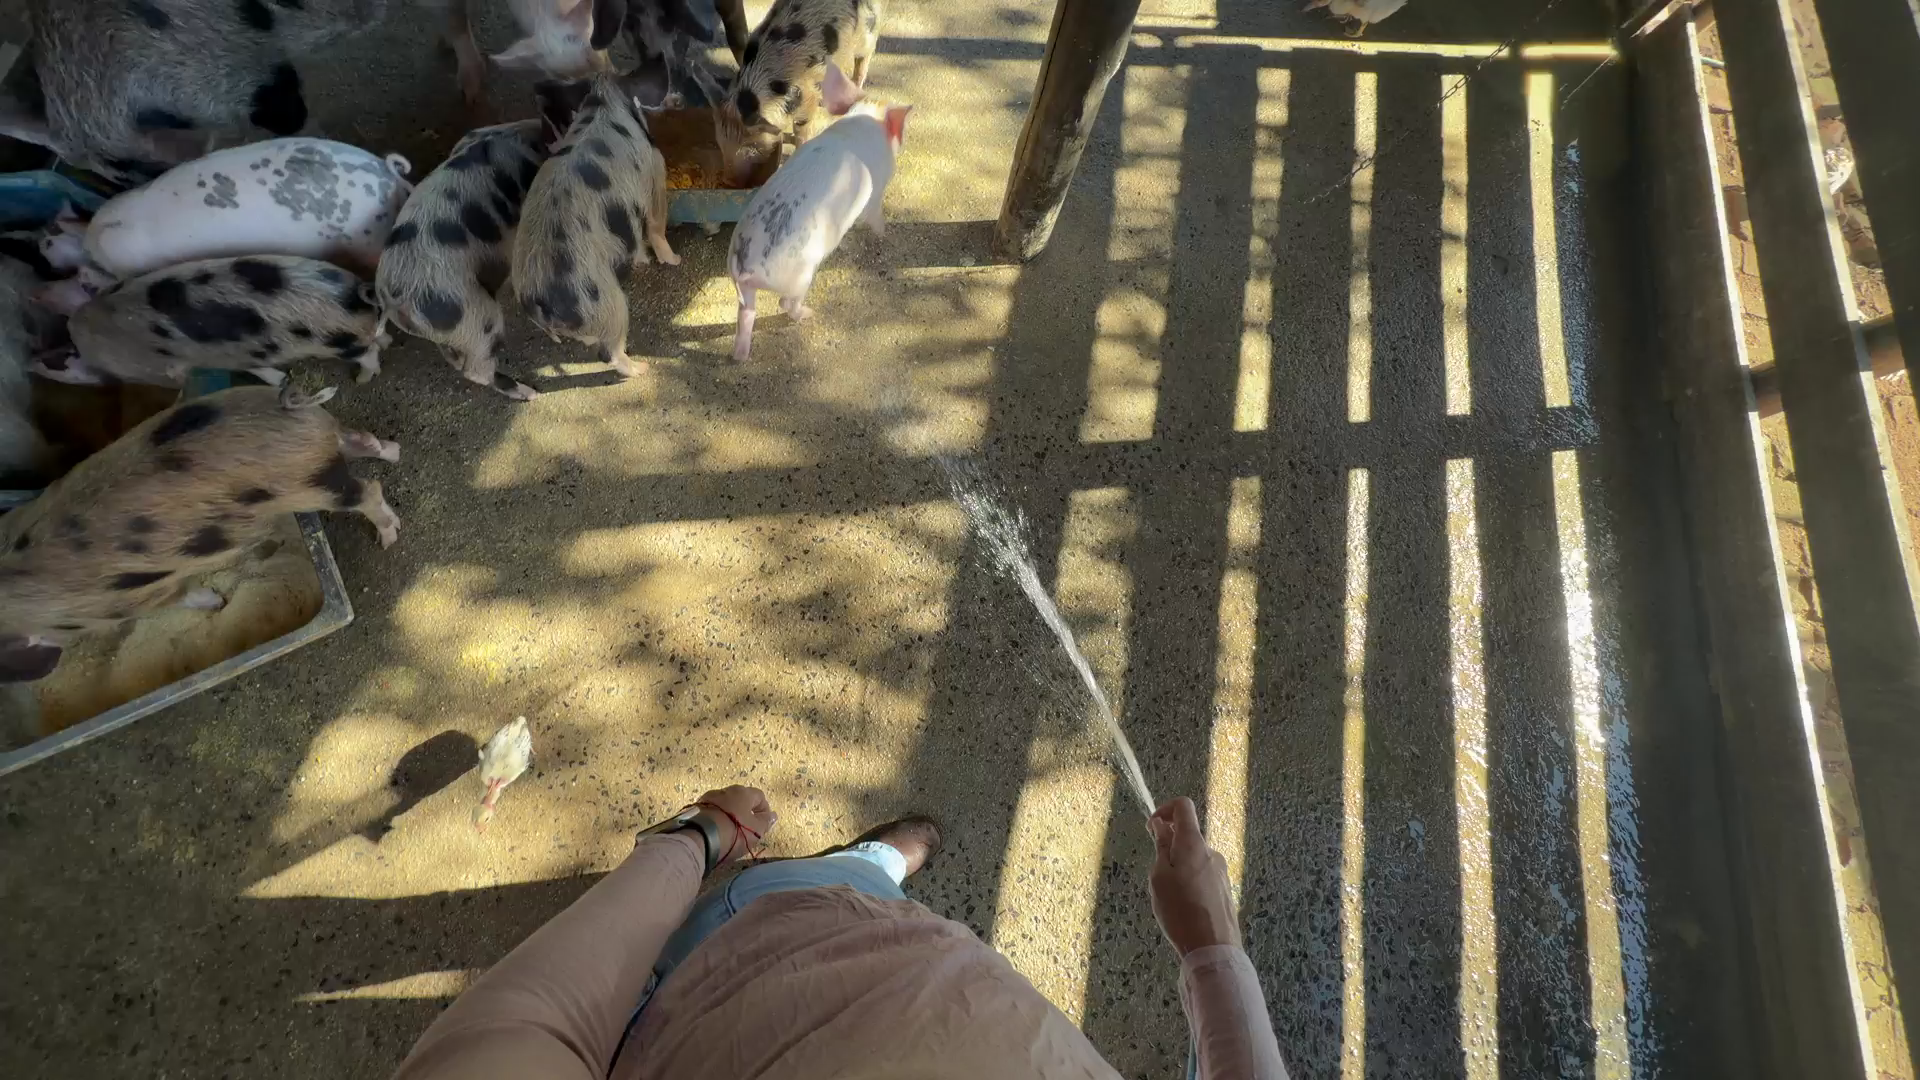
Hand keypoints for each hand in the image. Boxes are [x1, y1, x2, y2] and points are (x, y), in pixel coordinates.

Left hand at [692, 785, 777, 865]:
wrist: (698, 838)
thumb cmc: (733, 832)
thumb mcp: (756, 831)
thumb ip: (766, 822)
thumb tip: (773, 815)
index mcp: (743, 792)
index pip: (759, 796)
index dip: (764, 809)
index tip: (763, 824)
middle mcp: (726, 790)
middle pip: (740, 799)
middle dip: (745, 811)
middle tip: (746, 828)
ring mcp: (708, 798)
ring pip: (724, 805)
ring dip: (729, 815)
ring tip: (728, 831)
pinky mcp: (694, 809)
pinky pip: (711, 812)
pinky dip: (715, 819)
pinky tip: (715, 832)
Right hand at [1148, 796, 1240, 956]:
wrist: (1214, 950)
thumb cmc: (1180, 910)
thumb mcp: (1160, 876)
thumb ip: (1162, 846)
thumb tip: (1160, 823)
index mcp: (1193, 843)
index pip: (1183, 806)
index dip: (1164, 809)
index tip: (1152, 829)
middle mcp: (1211, 852)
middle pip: (1188, 834)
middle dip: (1169, 845)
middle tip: (1157, 874)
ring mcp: (1221, 872)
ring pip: (1194, 857)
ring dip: (1179, 866)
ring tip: (1170, 897)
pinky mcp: (1225, 890)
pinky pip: (1203, 874)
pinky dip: (1190, 880)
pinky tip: (1185, 907)